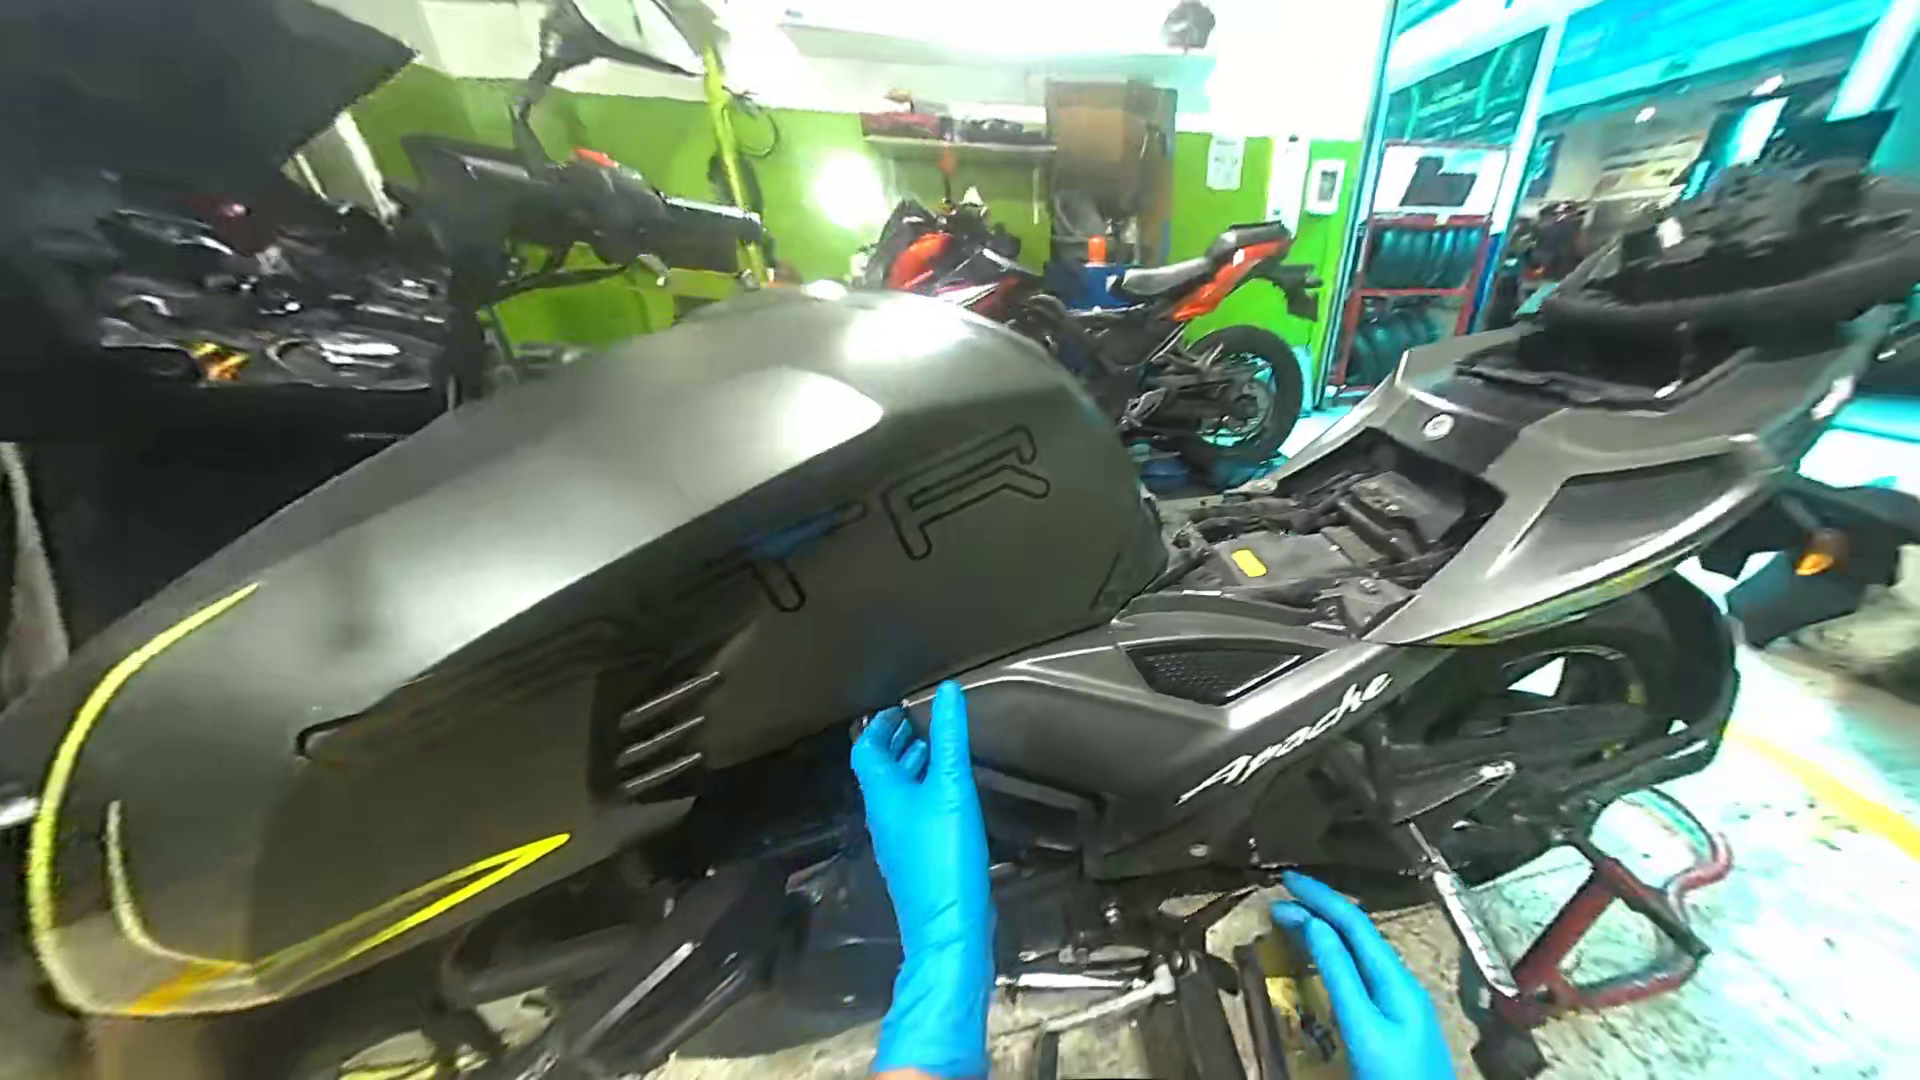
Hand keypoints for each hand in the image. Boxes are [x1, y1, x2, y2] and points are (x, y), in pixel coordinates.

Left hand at [852, 681, 993, 1078]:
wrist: (948, 928)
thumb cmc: (944, 851)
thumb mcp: (951, 786)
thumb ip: (949, 738)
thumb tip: (947, 690)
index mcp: (882, 794)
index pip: (866, 749)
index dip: (879, 725)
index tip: (900, 707)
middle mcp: (884, 813)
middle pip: (881, 769)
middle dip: (897, 741)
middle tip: (920, 719)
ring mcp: (899, 838)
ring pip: (898, 789)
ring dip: (912, 764)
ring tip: (936, 745)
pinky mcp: (917, 855)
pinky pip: (914, 809)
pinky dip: (925, 787)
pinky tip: (949, 788)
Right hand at [1270, 871, 1453, 1079]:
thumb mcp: (1362, 1029)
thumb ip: (1339, 974)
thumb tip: (1312, 922)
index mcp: (1396, 980)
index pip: (1355, 923)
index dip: (1320, 896)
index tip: (1286, 880)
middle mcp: (1399, 984)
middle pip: (1356, 933)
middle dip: (1316, 911)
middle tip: (1276, 905)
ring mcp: (1397, 1004)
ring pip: (1355, 950)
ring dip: (1321, 931)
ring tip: (1287, 923)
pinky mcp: (1389, 1022)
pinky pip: (1355, 971)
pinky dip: (1329, 954)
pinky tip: (1314, 958)